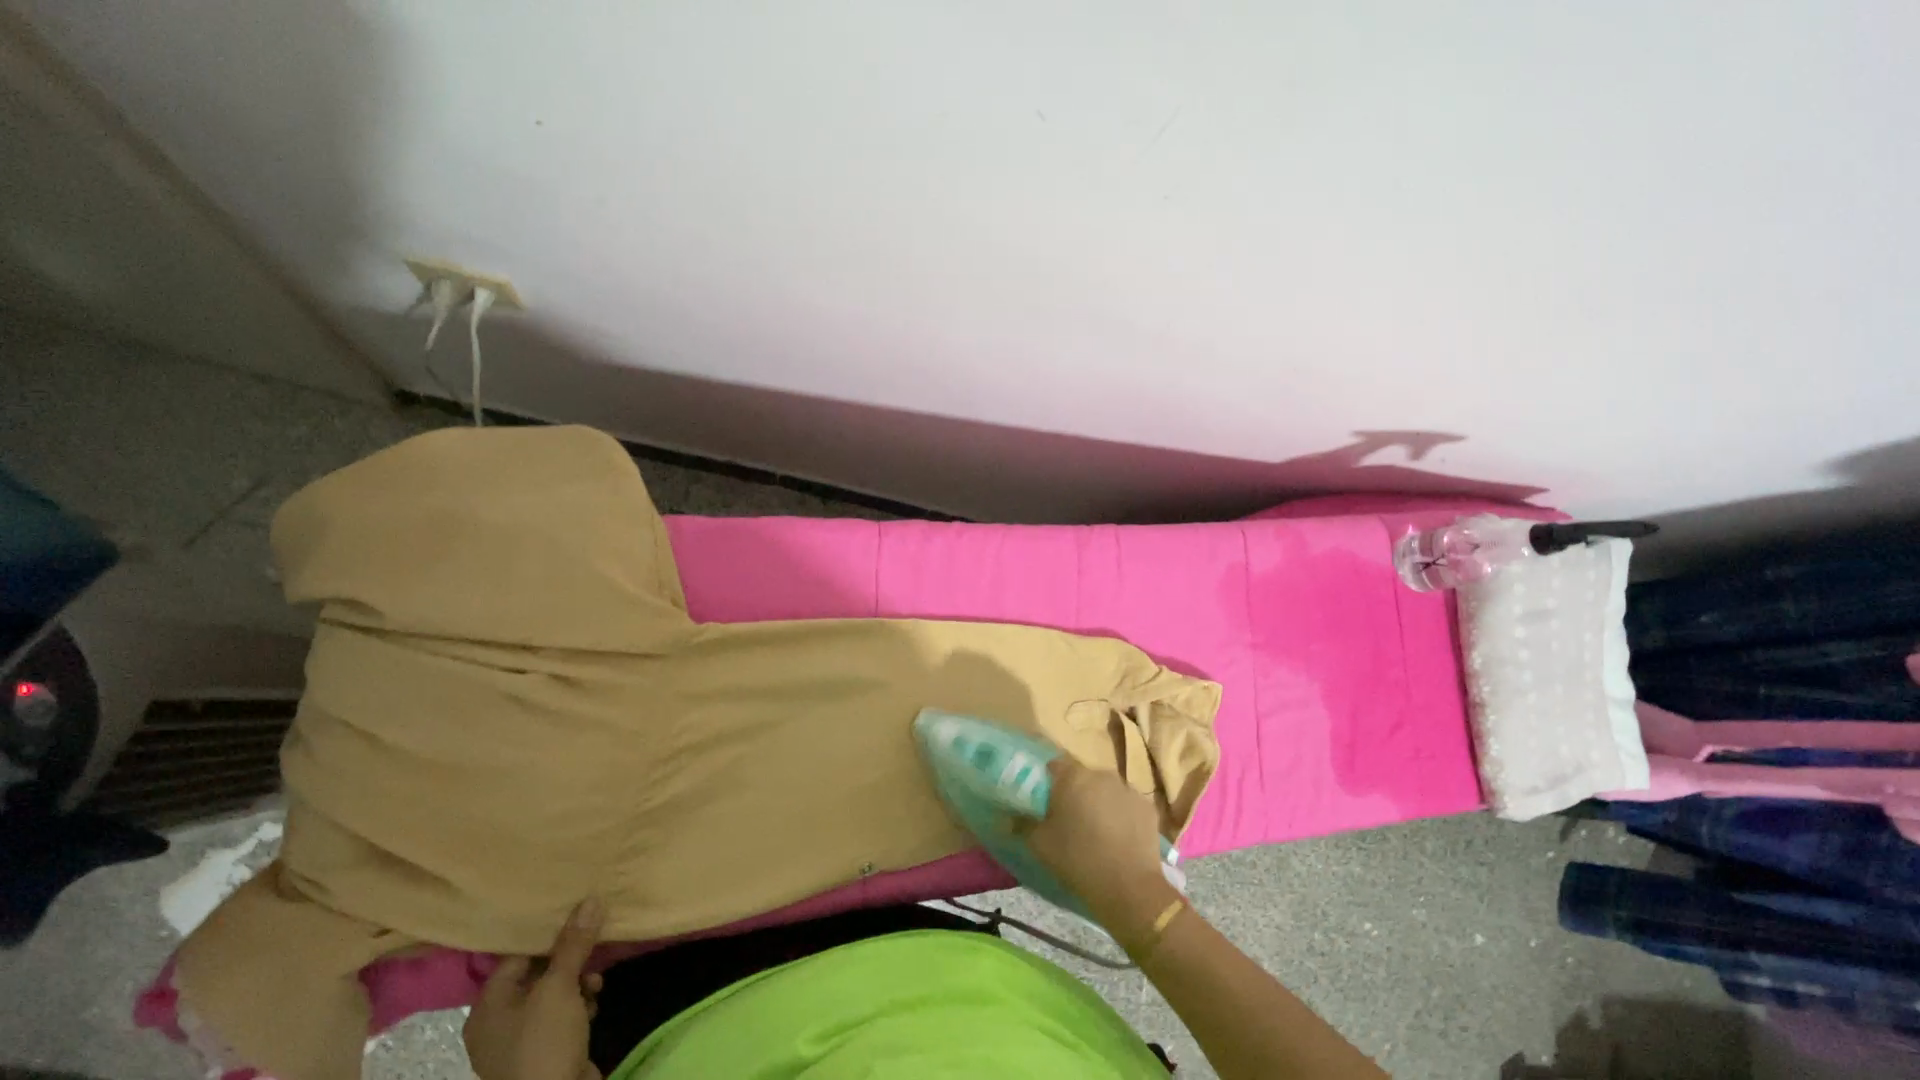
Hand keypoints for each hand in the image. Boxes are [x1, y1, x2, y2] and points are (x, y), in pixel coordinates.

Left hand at [464, 899, 606, 1079]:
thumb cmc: (544, 1043)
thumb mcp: (559, 988)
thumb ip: (573, 945)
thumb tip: (591, 898)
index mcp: (487, 1006)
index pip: (516, 957)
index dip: (547, 937)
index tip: (577, 921)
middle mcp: (495, 1025)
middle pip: (534, 977)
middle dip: (567, 964)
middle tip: (594, 954)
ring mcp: (517, 1045)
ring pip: (549, 999)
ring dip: (575, 986)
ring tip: (597, 985)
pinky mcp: (540, 1057)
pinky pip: (557, 1021)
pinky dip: (575, 1010)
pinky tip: (593, 1008)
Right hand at [1025, 756, 1180, 948]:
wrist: (1128, 887)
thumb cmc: (1077, 859)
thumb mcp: (1040, 844)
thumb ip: (1022, 824)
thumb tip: (1009, 816)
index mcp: (1074, 777)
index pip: (1055, 764)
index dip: (1047, 780)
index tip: (1043, 800)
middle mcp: (1103, 775)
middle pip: (1083, 777)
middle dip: (1074, 792)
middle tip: (1067, 818)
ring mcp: (1129, 790)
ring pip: (1106, 791)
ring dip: (1099, 803)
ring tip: (1094, 831)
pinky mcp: (1148, 808)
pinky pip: (1126, 805)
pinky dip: (1120, 816)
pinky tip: (1117, 839)